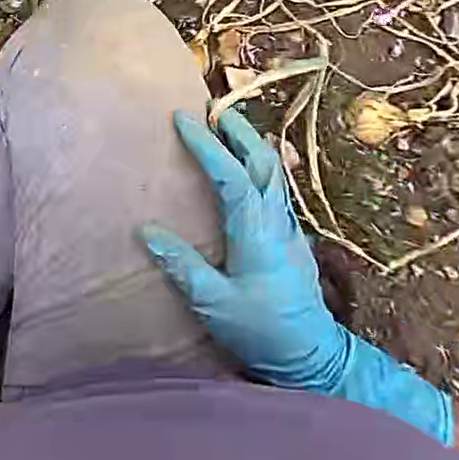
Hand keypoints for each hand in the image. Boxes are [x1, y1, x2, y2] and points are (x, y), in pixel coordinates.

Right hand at [142, 109, 453, 445]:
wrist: (312, 353)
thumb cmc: (261, 329)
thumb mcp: (214, 304)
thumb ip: (182, 265)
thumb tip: (146, 230)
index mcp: (256, 230)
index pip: (231, 175)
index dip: (207, 144)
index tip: (183, 118)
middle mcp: (276, 218)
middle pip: (261, 159)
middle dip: (237, 128)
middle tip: (211, 106)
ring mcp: (288, 223)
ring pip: (273, 168)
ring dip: (250, 141)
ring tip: (227, 124)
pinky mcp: (292, 233)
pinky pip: (277, 183)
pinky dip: (261, 161)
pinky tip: (250, 164)